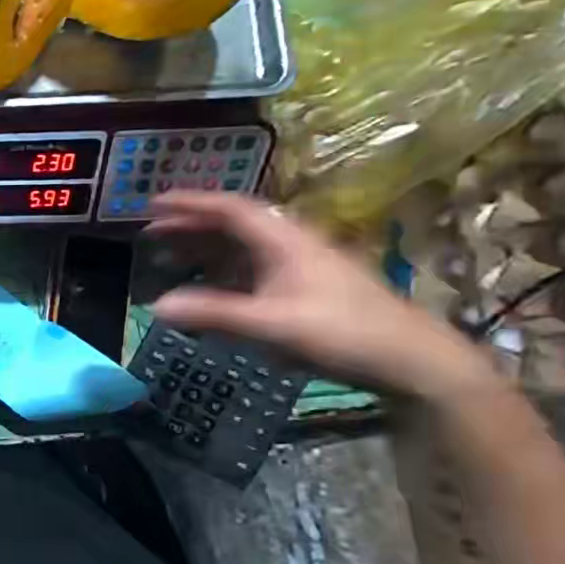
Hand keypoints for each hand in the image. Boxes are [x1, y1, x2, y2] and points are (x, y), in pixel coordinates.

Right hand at [146, 192, 495, 398]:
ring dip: (204, 247)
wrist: (413, 360)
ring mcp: (300, 264)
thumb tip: (157, 306)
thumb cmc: (344, 333)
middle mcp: (291, 243)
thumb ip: (214, 313)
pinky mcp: (305, 286)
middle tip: (151, 232)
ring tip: (169, 255)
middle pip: (233, 223)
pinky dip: (222, 269)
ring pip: (242, 246)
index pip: (230, 208)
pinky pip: (252, 267)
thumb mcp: (273, 324)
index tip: (153, 204)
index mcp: (284, 240)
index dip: (190, 203)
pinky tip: (208, 285)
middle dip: (190, 225)